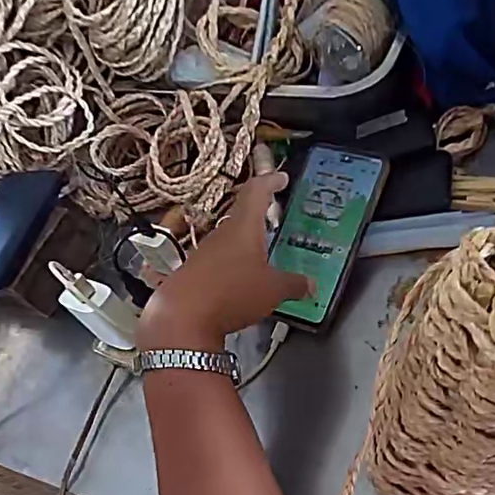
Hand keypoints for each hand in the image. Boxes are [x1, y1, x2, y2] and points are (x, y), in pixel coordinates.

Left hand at [138, 173, 312, 351]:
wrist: (183, 317)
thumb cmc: (232, 292)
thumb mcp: (273, 290)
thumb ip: (294, 284)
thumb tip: (311, 285)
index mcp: (243, 228)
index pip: (256, 192)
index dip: (270, 181)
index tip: (281, 177)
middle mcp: (222, 234)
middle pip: (243, 217)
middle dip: (262, 219)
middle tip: (278, 223)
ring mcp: (205, 253)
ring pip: (232, 241)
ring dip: (249, 246)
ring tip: (266, 259)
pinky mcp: (195, 272)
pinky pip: (221, 262)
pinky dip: (237, 266)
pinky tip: (245, 283)